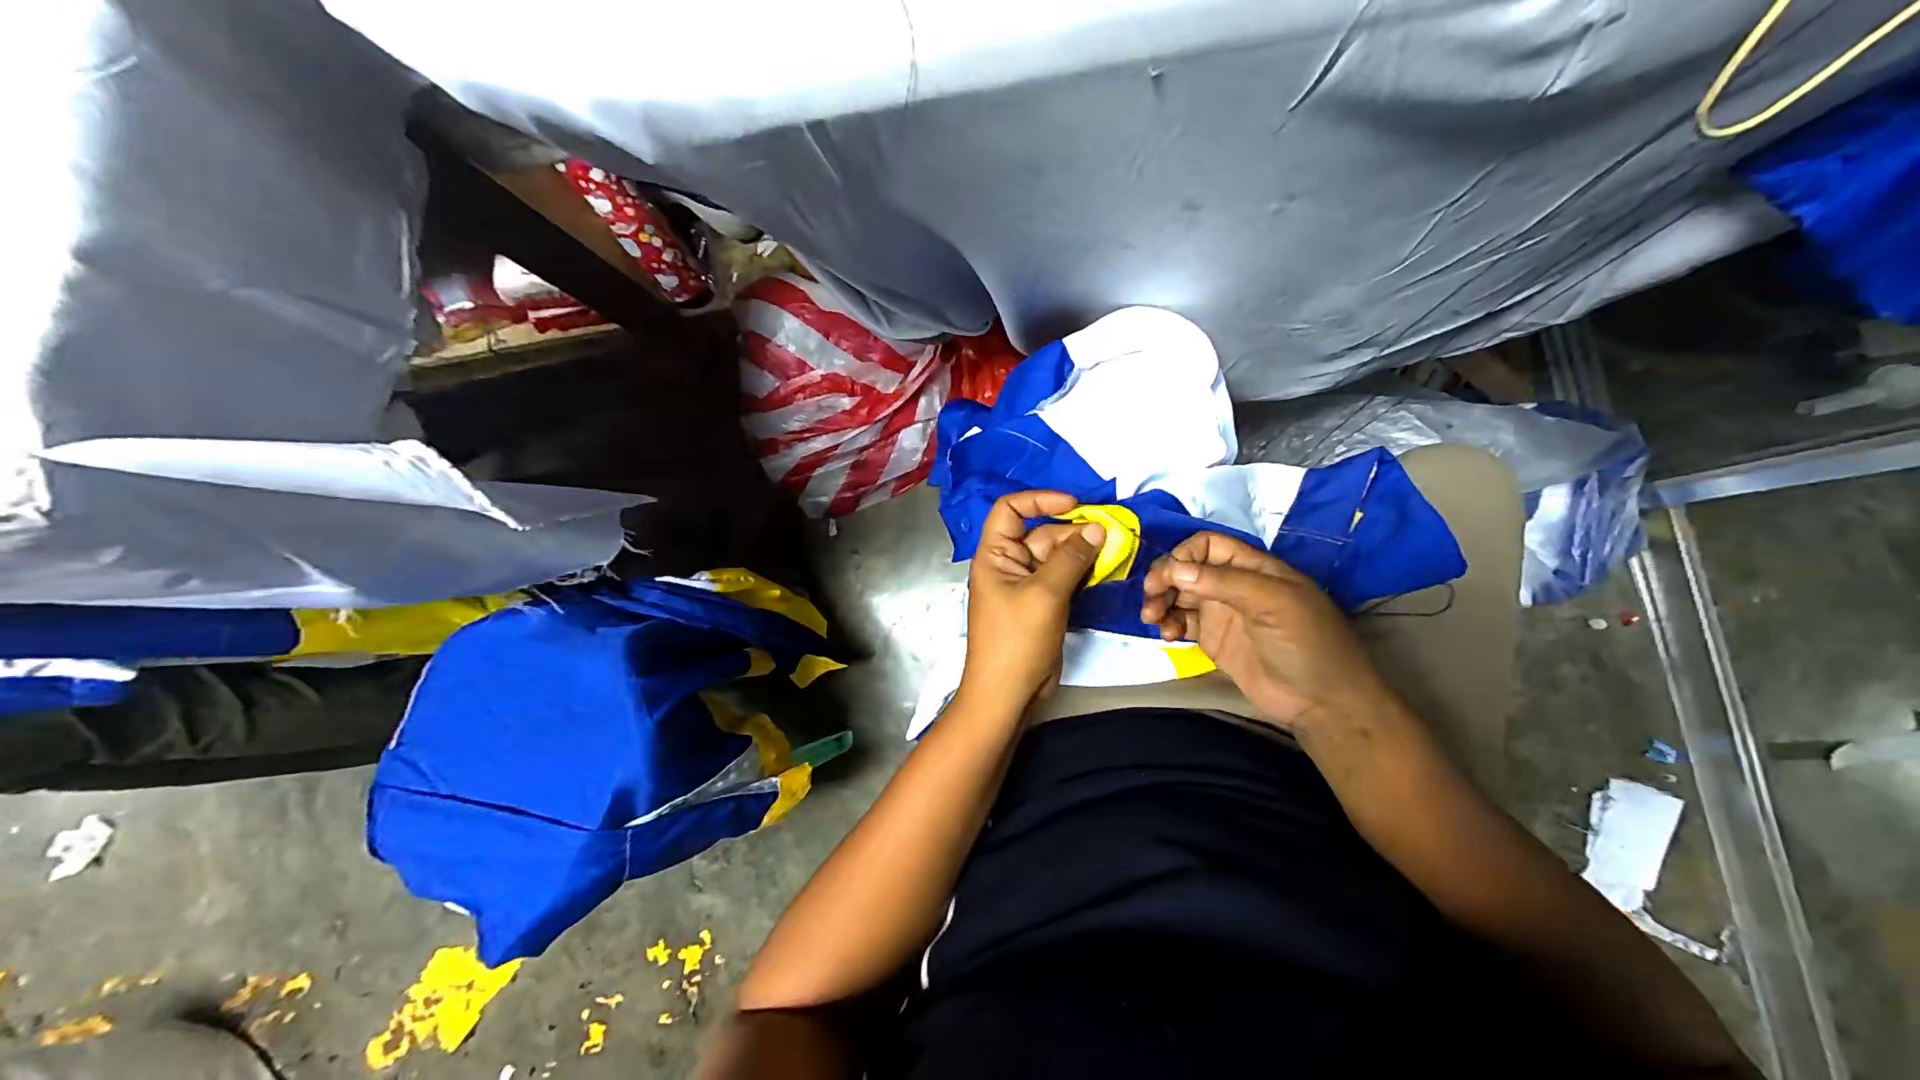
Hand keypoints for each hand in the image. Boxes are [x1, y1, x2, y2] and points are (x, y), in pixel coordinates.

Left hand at [960, 491, 1105, 712]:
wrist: (1008, 693)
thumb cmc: (1016, 640)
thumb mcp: (1045, 594)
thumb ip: (1072, 558)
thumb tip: (1097, 529)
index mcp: (995, 555)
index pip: (1011, 510)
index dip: (1040, 500)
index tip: (1074, 504)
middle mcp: (1009, 564)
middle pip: (1041, 533)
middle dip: (1073, 531)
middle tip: (1110, 535)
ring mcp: (1027, 586)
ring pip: (1057, 556)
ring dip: (1083, 552)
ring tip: (1115, 550)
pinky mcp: (1044, 604)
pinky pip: (1064, 578)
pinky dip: (1083, 572)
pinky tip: (1106, 570)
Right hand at [1140, 532, 1398, 732]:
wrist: (1322, 701)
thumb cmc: (1307, 643)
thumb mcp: (1273, 603)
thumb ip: (1224, 582)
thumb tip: (1174, 569)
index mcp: (1253, 568)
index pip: (1208, 545)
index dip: (1184, 555)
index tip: (1167, 576)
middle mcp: (1234, 585)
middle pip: (1187, 569)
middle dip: (1164, 579)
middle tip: (1151, 599)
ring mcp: (1223, 614)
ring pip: (1179, 595)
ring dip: (1160, 602)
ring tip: (1152, 619)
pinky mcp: (1213, 641)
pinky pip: (1181, 623)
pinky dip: (1167, 624)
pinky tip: (1166, 634)